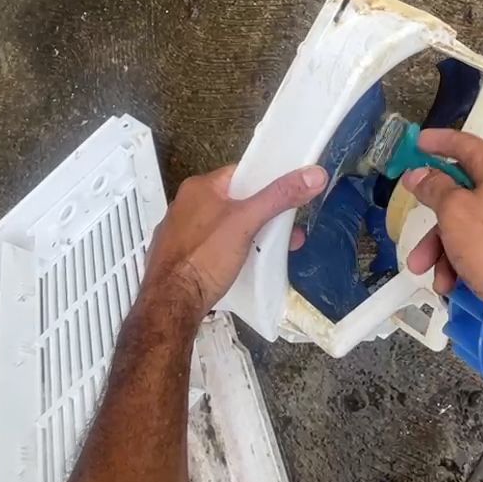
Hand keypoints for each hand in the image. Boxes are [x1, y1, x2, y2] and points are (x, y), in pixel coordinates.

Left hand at [141, 162, 326, 317]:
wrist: (169, 307)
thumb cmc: (204, 258)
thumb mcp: (249, 222)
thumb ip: (280, 197)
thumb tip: (314, 175)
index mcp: (199, 188)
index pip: (240, 174)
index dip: (264, 182)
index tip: (283, 195)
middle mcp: (184, 205)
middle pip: (233, 201)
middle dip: (259, 214)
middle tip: (281, 227)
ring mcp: (177, 234)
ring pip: (221, 226)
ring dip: (245, 235)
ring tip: (266, 250)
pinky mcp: (175, 259)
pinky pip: (209, 247)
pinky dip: (225, 252)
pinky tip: (238, 266)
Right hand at [402, 129, 482, 340]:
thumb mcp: (454, 211)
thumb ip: (434, 188)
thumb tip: (419, 174)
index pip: (465, 144)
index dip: (439, 140)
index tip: (418, 141)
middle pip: (460, 188)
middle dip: (432, 211)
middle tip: (412, 212)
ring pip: (463, 221)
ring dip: (438, 244)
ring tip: (422, 267)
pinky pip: (475, 244)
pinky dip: (456, 259)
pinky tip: (446, 282)